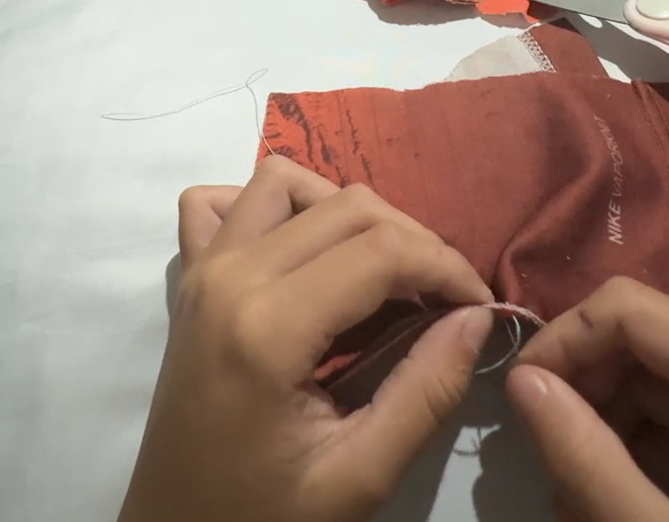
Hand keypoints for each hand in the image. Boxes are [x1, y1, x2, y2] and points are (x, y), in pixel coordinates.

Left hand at [119, 155, 495, 521]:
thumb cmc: (262, 517)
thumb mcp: (358, 476)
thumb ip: (425, 390)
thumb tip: (476, 316)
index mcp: (269, 326)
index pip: (381, 251)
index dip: (445, 267)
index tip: (479, 304)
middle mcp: (231, 273)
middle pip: (346, 205)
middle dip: (412, 239)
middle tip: (442, 296)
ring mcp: (203, 267)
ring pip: (285, 180)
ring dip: (345, 209)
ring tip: (379, 268)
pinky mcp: (190, 274)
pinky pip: (221, 202)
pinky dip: (267, 206)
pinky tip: (296, 245)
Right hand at [507, 277, 668, 521]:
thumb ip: (588, 464)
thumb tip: (518, 378)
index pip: (633, 310)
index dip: (563, 340)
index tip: (518, 397)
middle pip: (645, 338)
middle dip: (587, 391)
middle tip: (554, 464)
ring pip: (656, 370)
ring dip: (609, 420)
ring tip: (588, 493)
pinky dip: (643, 440)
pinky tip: (628, 493)